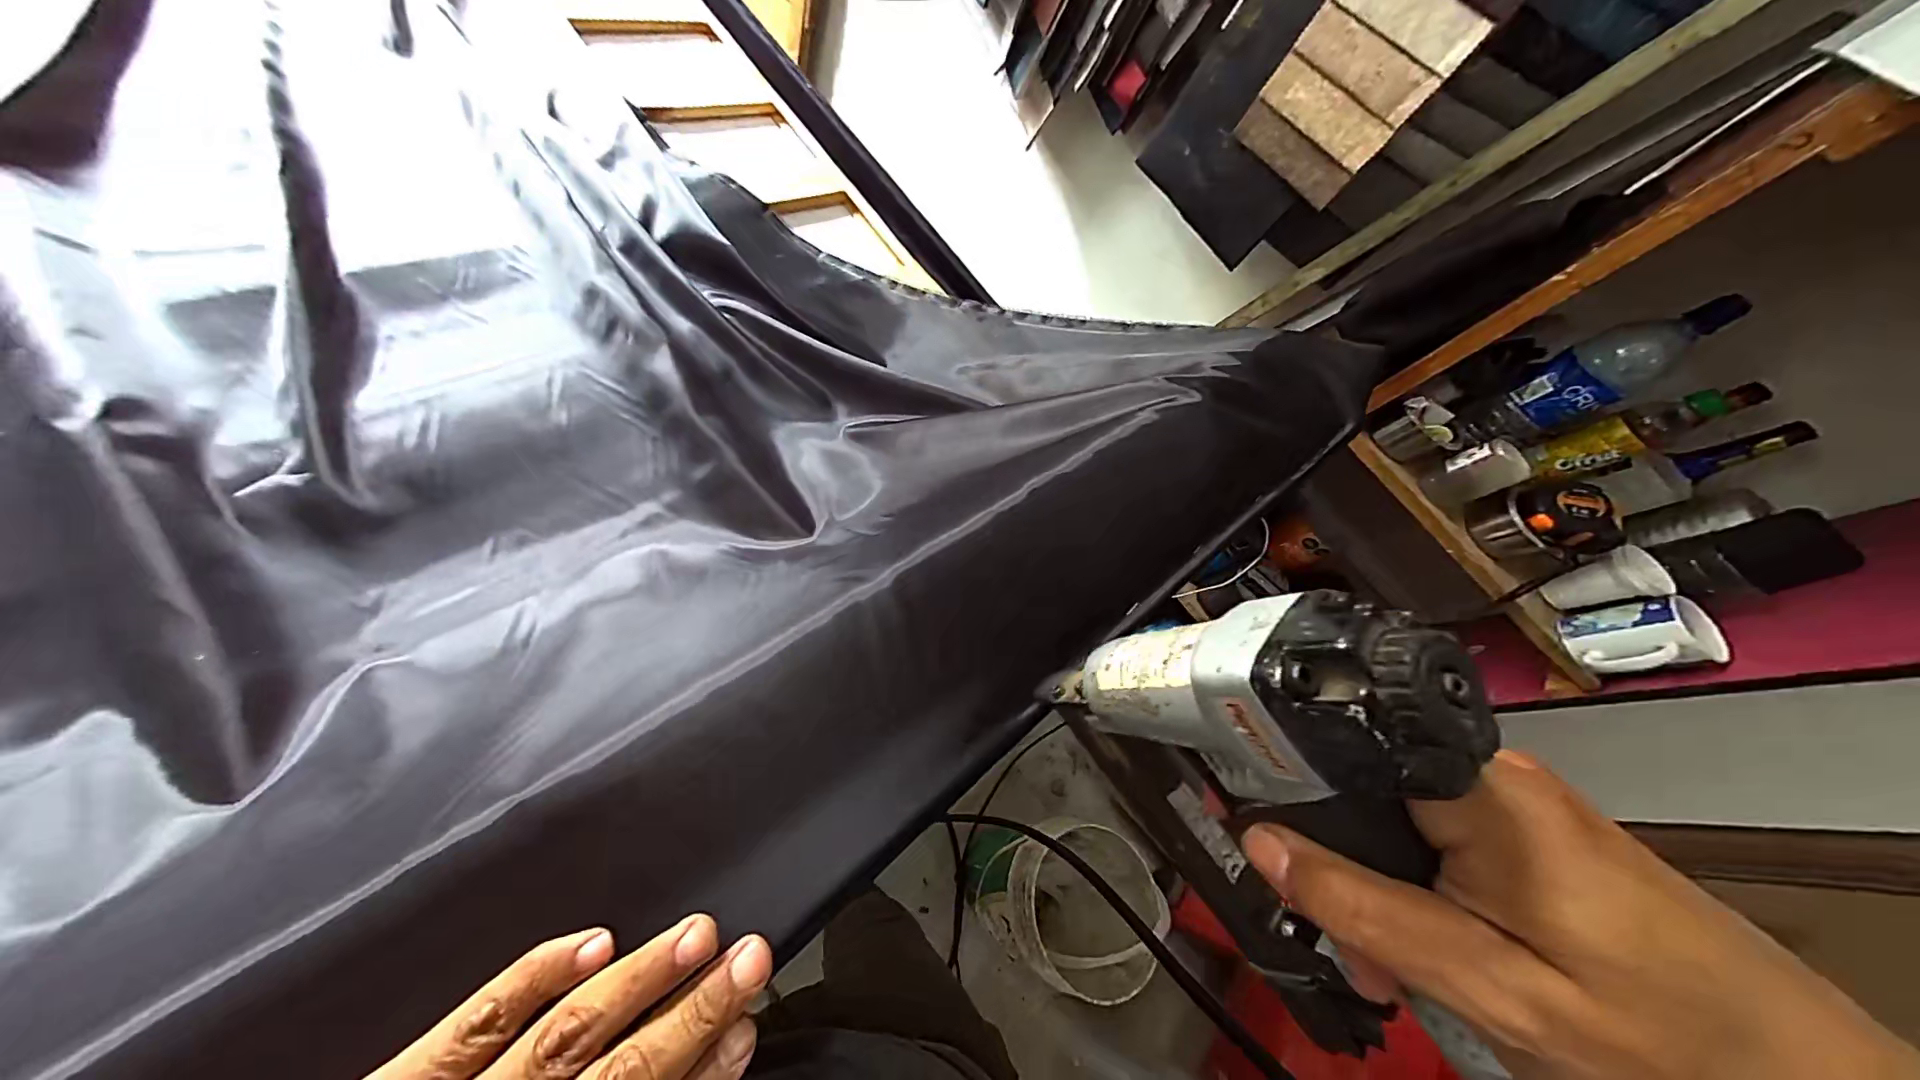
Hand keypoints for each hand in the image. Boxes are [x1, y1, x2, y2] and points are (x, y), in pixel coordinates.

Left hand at [367, 915, 772, 1079]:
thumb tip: (703, 1071)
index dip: (705, 1069)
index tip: (746, 1021)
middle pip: (616, 1073)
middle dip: (693, 1011)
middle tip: (749, 958)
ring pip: (559, 1037)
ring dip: (638, 980)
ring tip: (697, 933)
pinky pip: (471, 1026)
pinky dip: (537, 978)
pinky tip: (592, 943)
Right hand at [1243, 751, 1919, 1079]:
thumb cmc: (1655, 1036)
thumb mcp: (1488, 984)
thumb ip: (1365, 909)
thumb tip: (1261, 844)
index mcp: (1479, 788)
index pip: (1340, 748)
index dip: (1285, 782)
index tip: (1259, 841)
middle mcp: (1491, 775)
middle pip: (1362, 792)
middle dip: (1336, 865)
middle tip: (1353, 952)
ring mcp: (1510, 801)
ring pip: (1392, 822)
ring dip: (1373, 888)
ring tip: (1394, 970)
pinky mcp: (1524, 831)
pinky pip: (1431, 840)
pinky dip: (1412, 891)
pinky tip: (1431, 951)